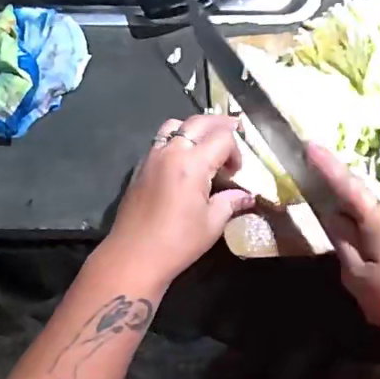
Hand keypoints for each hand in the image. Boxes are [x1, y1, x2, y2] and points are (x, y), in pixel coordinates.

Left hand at [99, 115, 257, 286]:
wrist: (134, 255)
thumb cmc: (177, 242)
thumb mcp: (212, 223)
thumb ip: (230, 203)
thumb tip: (246, 196)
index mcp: (192, 163)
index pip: (222, 138)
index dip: (236, 151)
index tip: (236, 173)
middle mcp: (171, 152)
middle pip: (198, 123)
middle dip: (219, 125)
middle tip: (234, 130)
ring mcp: (151, 157)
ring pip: (174, 126)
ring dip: (194, 129)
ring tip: (205, 144)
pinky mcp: (139, 167)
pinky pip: (159, 141)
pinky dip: (175, 141)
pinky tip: (182, 161)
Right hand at [309, 143, 379, 342]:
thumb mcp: (358, 277)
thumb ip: (342, 245)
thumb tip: (334, 219)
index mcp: (379, 218)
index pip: (346, 186)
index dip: (326, 166)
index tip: (308, 143)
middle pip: (359, 215)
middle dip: (347, 236)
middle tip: (351, 274)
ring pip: (373, 235)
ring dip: (365, 256)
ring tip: (375, 293)